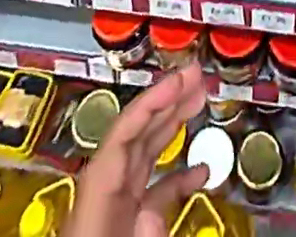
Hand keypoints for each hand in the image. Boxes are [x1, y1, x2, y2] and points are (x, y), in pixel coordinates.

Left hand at [67, 66, 211, 236]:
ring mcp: (114, 203)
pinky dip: (176, 174)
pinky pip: (152, 188)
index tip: (181, 77)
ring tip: (199, 98)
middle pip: (135, 131)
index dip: (154, 99)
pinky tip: (200, 168)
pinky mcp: (124, 221)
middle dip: (167, 99)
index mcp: (95, 193)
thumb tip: (156, 211)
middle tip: (194, 74)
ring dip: (173, 124)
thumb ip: (142, 230)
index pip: (124, 131)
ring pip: (145, 151)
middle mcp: (104, 190)